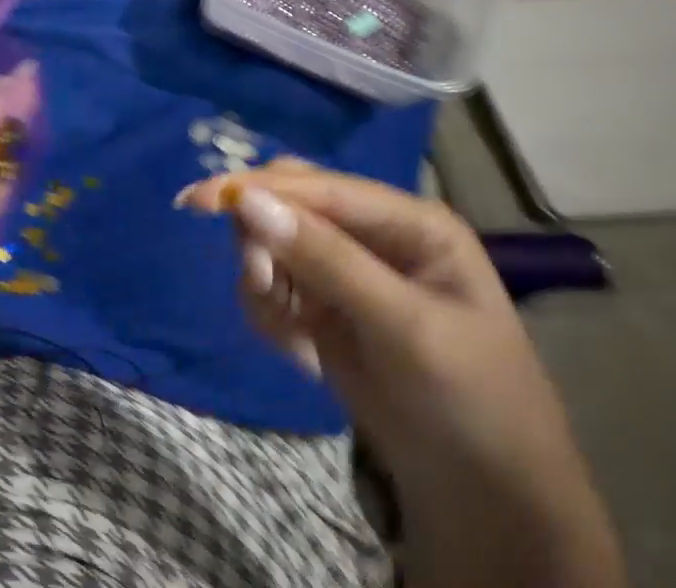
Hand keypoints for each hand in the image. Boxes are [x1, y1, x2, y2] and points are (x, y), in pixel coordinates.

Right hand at [178, 160, 626, 587]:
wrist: (481, 488)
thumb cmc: (466, 397)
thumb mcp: (402, 325)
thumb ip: (324, 259)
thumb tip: (245, 201)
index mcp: (410, 223)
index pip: (317, 187)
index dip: (254, 187)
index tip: (194, 201)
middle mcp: (373, 236)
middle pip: (285, 205)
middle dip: (259, 239)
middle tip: (259, 284)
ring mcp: (344, 273)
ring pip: (269, 246)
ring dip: (262, 283)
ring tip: (290, 333)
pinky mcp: (321, 308)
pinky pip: (268, 287)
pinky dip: (267, 312)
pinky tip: (297, 348)